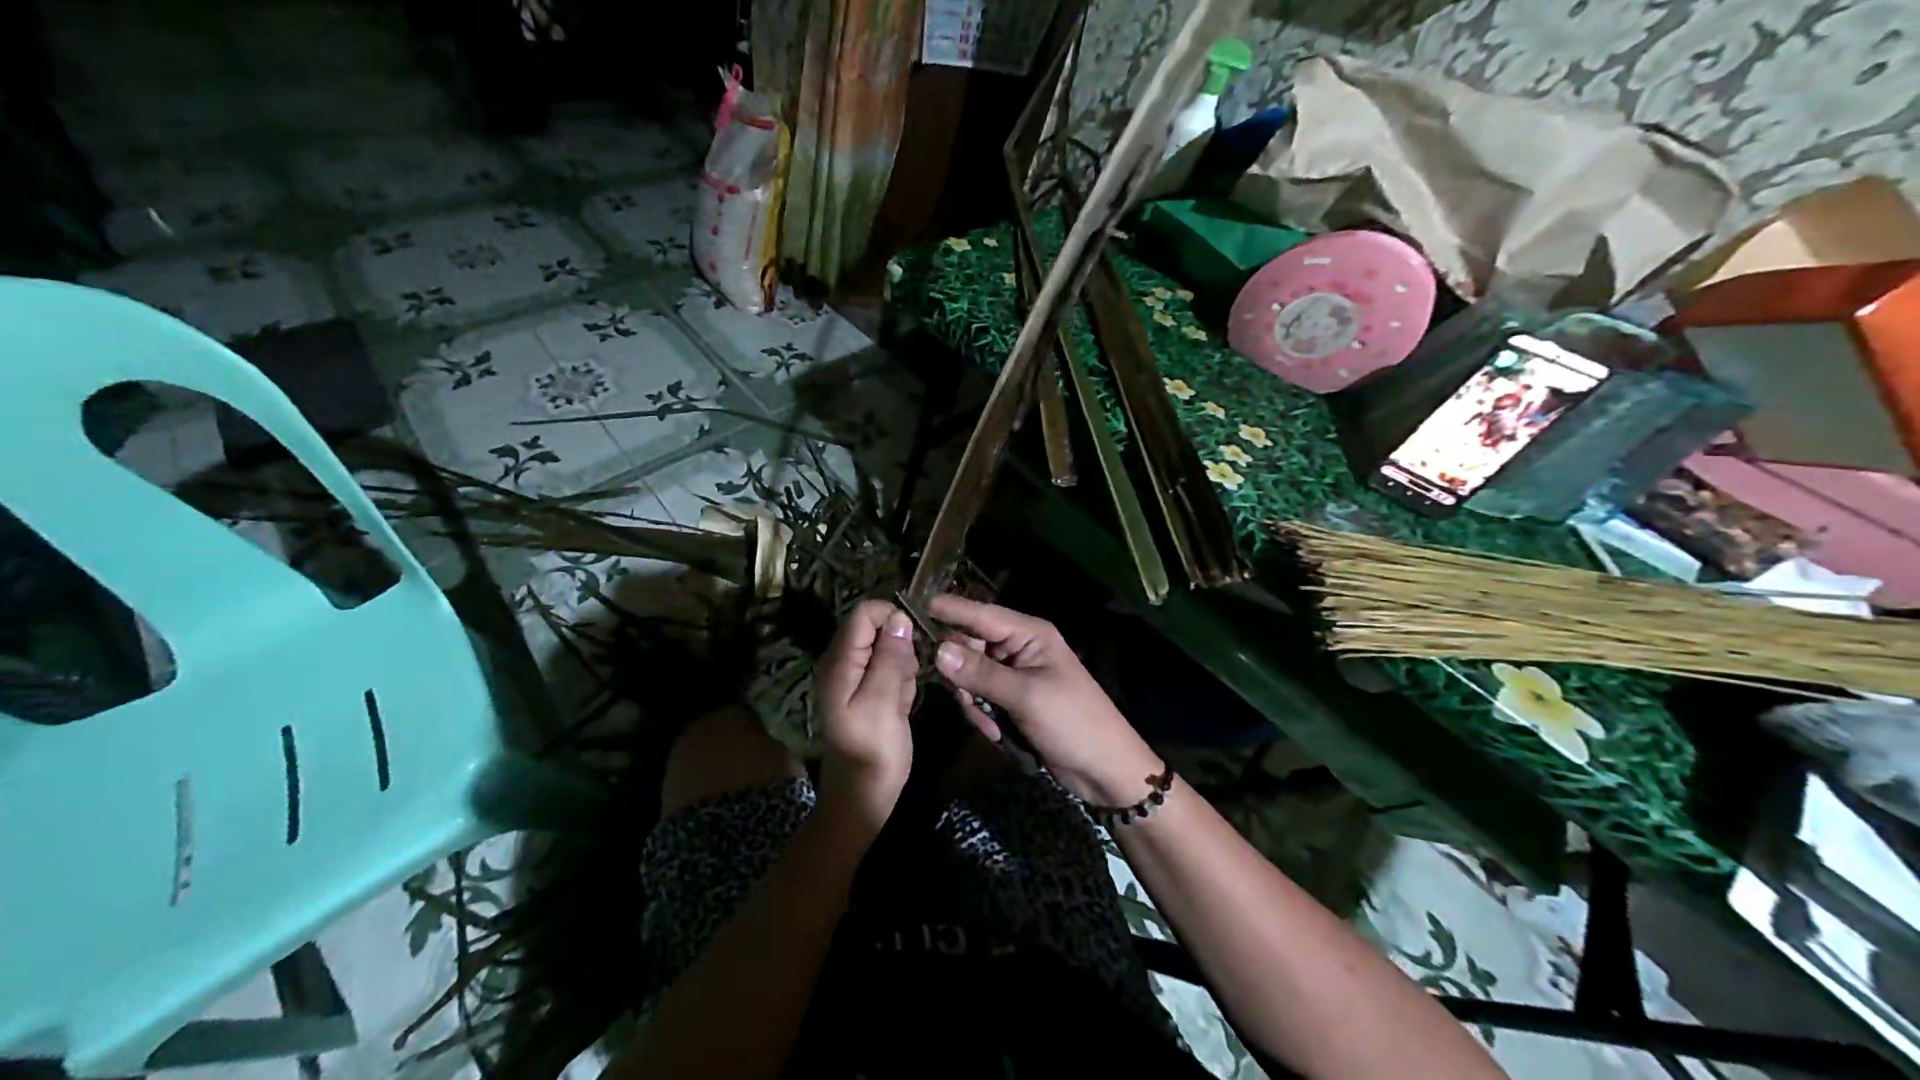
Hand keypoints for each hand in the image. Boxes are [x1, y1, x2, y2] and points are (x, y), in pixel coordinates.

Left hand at [813, 599, 917, 833]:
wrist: (863, 798)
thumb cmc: (873, 751)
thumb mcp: (884, 702)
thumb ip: (890, 657)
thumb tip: (899, 617)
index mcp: (840, 662)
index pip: (864, 614)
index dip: (892, 618)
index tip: (914, 640)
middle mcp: (843, 664)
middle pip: (876, 629)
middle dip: (900, 647)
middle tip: (906, 679)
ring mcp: (854, 679)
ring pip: (887, 651)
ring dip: (903, 668)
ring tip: (902, 697)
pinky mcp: (867, 693)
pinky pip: (889, 672)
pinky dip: (901, 683)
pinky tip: (901, 705)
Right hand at [928, 595, 1162, 805]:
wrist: (1104, 769)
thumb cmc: (1072, 722)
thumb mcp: (1025, 696)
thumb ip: (980, 673)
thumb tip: (938, 649)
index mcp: (1029, 634)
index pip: (981, 614)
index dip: (950, 610)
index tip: (914, 605)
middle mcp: (1019, 648)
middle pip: (969, 647)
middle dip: (962, 675)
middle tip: (965, 698)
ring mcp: (1014, 675)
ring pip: (970, 677)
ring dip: (974, 702)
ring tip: (990, 724)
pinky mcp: (1012, 700)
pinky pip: (981, 698)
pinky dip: (983, 715)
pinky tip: (997, 734)